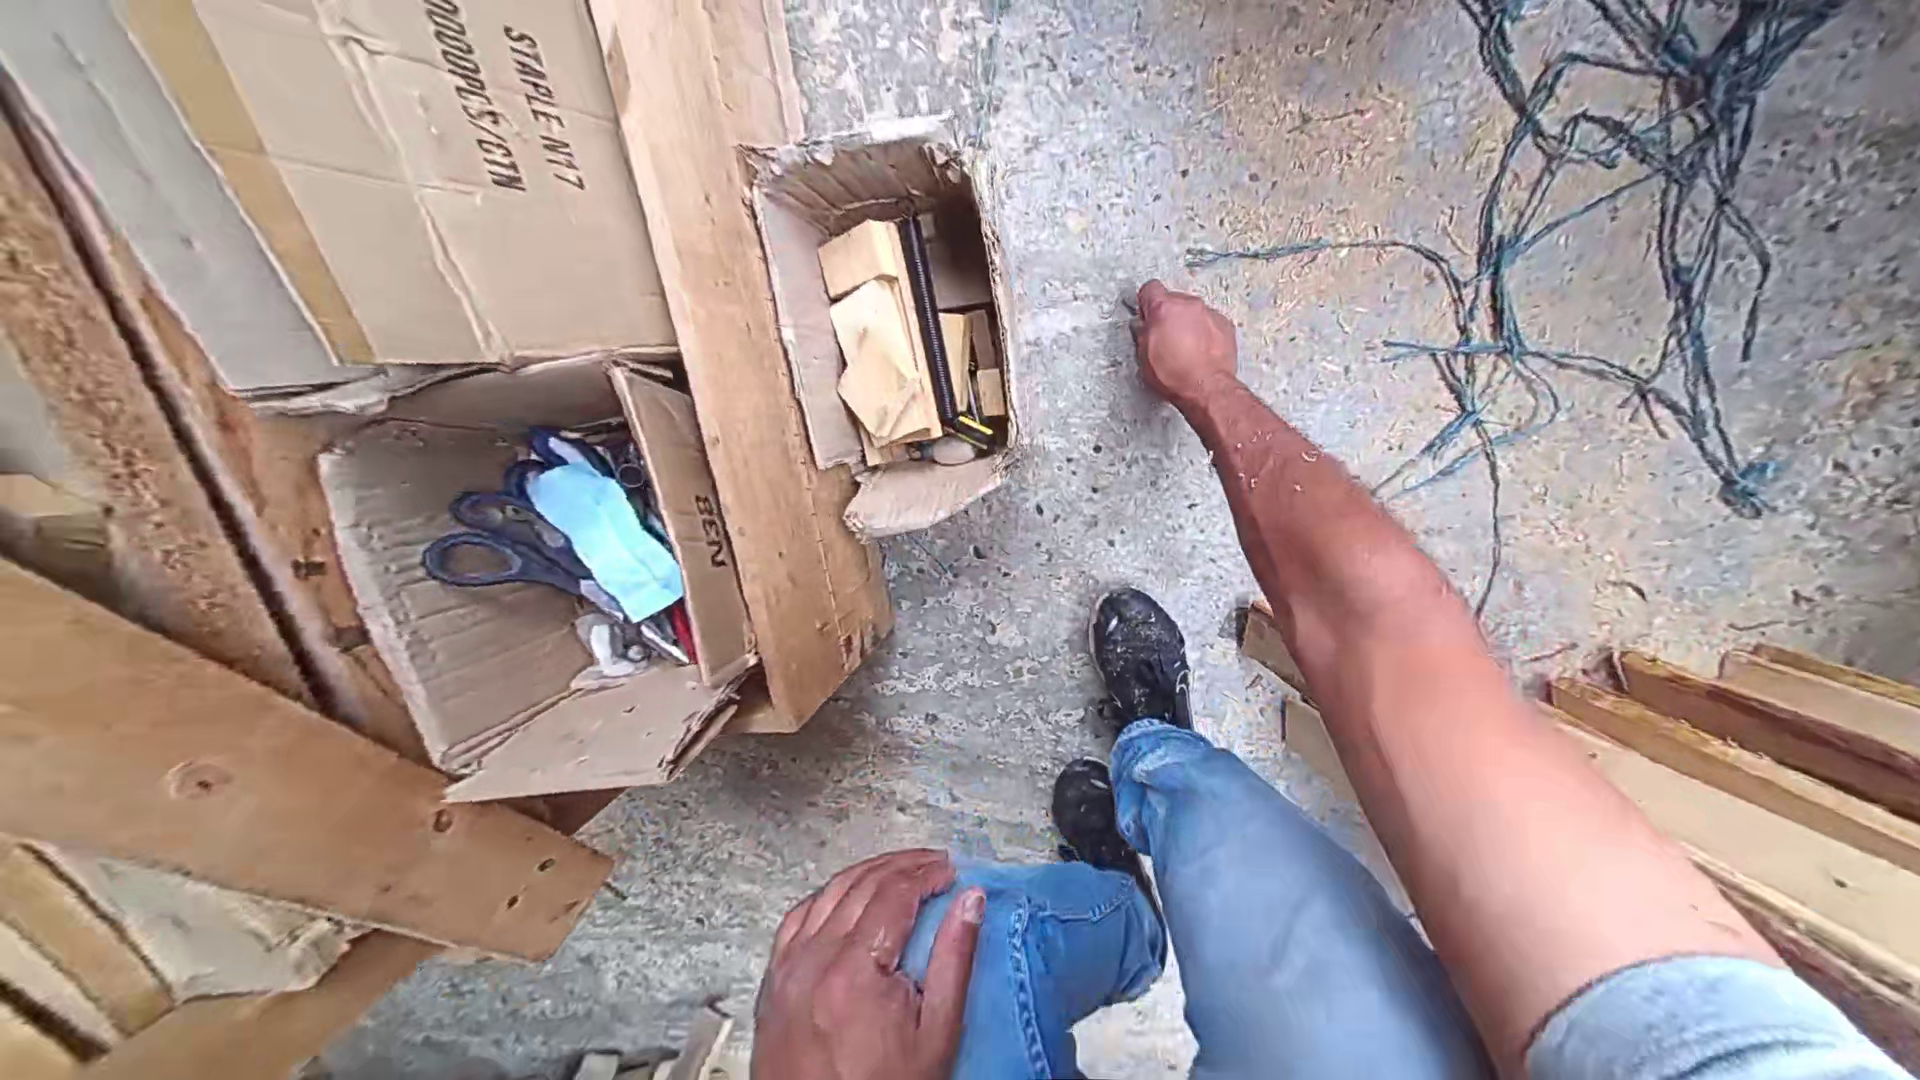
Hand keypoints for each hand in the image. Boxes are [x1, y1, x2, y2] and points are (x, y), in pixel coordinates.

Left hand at [751, 850, 985, 1079]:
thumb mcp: (936, 1036)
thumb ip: (954, 960)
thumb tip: (970, 900)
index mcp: (854, 972)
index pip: (894, 893)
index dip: (925, 873)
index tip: (949, 870)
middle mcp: (814, 960)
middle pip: (863, 883)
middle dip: (903, 864)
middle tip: (933, 862)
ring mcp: (788, 967)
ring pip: (831, 890)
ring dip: (870, 871)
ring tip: (902, 869)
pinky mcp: (774, 978)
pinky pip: (801, 914)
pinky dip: (831, 893)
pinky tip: (850, 892)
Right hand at [1132, 280, 1239, 409]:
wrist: (1206, 387)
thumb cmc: (1175, 375)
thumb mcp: (1144, 356)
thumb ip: (1143, 334)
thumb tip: (1144, 328)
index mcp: (1163, 309)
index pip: (1150, 288)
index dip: (1146, 302)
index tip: (1147, 313)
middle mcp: (1188, 305)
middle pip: (1173, 299)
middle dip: (1168, 315)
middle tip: (1164, 337)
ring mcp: (1208, 313)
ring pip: (1192, 311)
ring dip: (1186, 323)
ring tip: (1183, 347)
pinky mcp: (1224, 324)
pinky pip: (1209, 321)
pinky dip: (1203, 332)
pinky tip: (1198, 350)